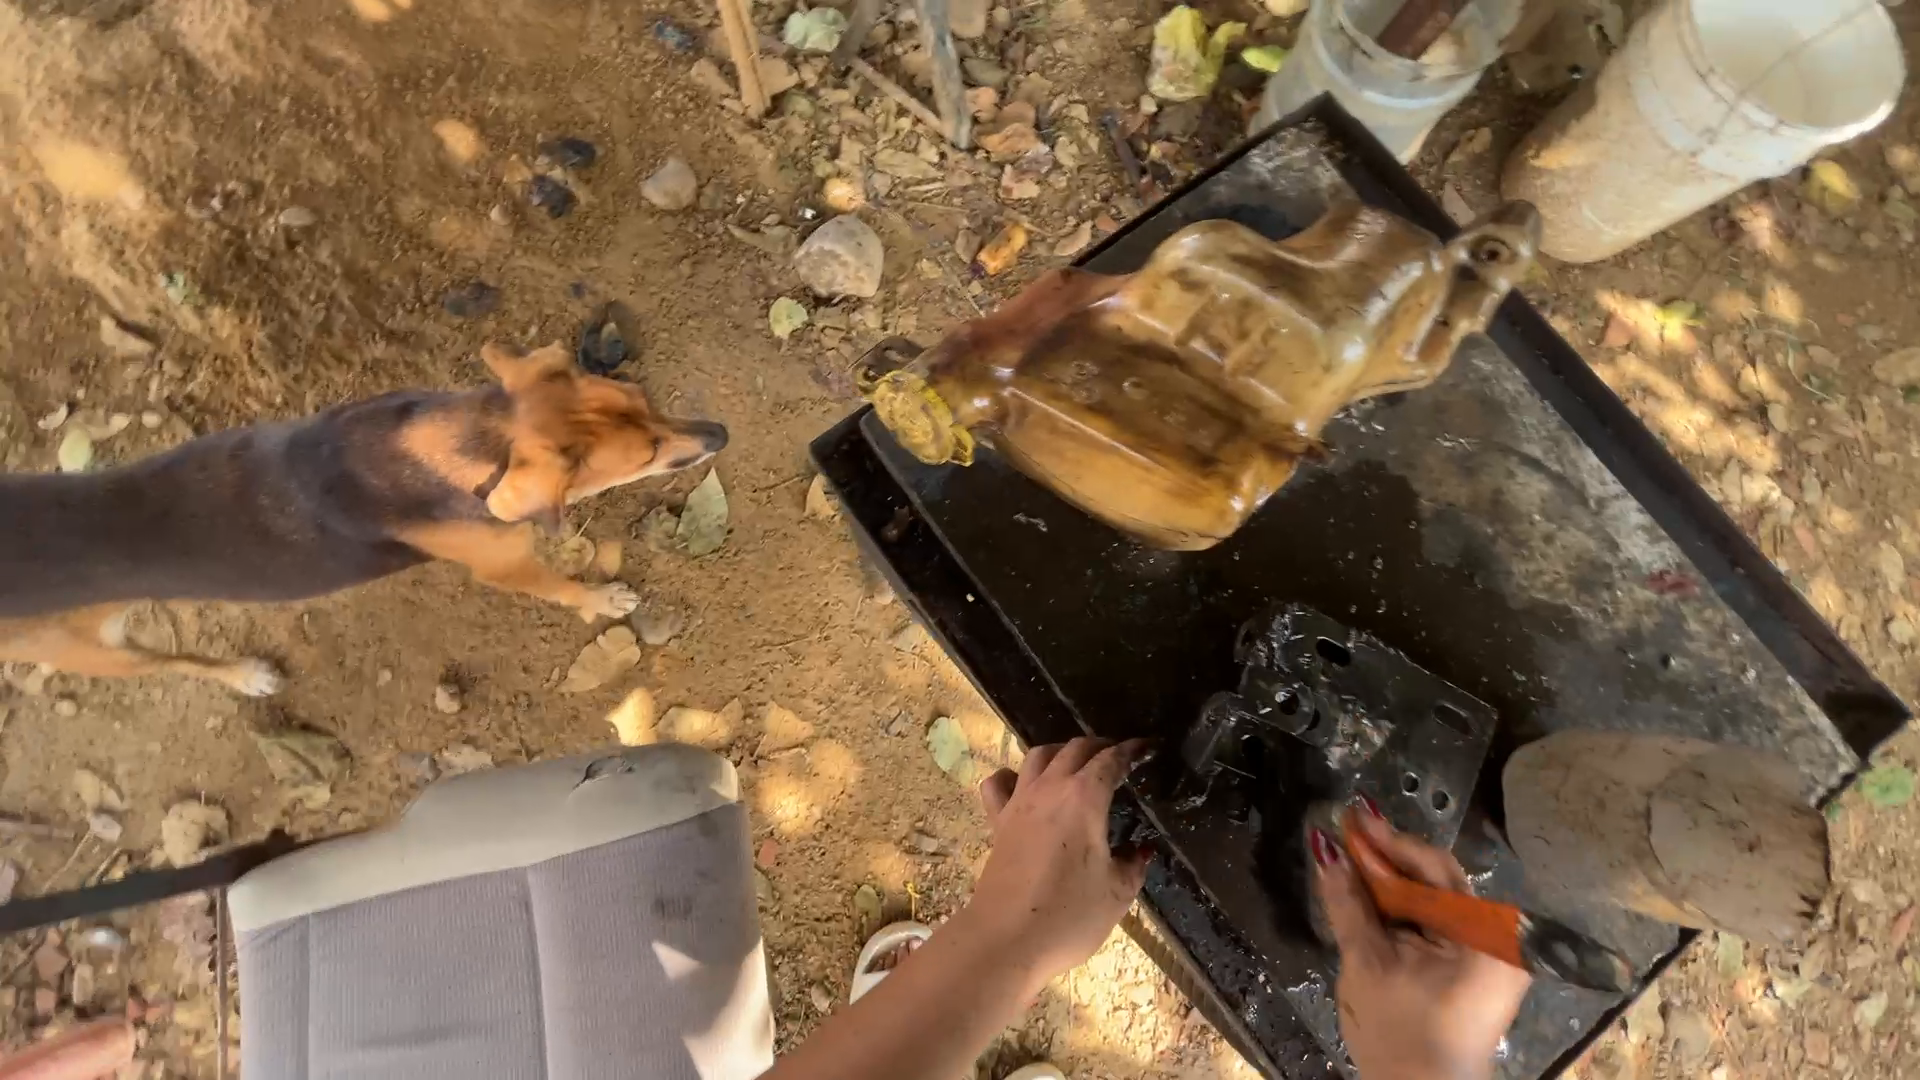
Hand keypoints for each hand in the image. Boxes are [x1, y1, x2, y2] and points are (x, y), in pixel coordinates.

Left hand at [967, 738, 1153, 986]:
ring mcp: (1019, 800)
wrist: (1007, 936)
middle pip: (1075, 748)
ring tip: (1076, 762)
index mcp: (1084, 797)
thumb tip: (1142, 849)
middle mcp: (1050, 787)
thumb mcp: (1117, 893)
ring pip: (1038, 755)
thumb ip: (1133, 864)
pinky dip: (1013, 774)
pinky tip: (1022, 784)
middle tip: (1118, 755)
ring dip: (1061, 751)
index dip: (1131, 750)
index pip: (1111, 760)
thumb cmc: (1069, 915)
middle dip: (1099, 745)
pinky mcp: (997, 819)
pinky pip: (1000, 782)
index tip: (1146, 748)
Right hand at [1313, 804, 1530, 1079]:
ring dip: (1388, 876)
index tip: (1354, 816)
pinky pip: (1431, 918)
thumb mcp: (1366, 961)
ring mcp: (1483, 955)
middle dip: (1387, 854)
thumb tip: (1323, 845)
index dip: (1391, 841)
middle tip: (1346, 828)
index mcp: (1485, 941)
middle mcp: (1494, 942)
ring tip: (1348, 851)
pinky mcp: (1467, 966)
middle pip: (1435, 879)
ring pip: (1430, 896)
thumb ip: (1347, 900)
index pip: (1437, 870)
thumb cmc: (1399, 1033)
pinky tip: (1366, 886)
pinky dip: (1397, 902)